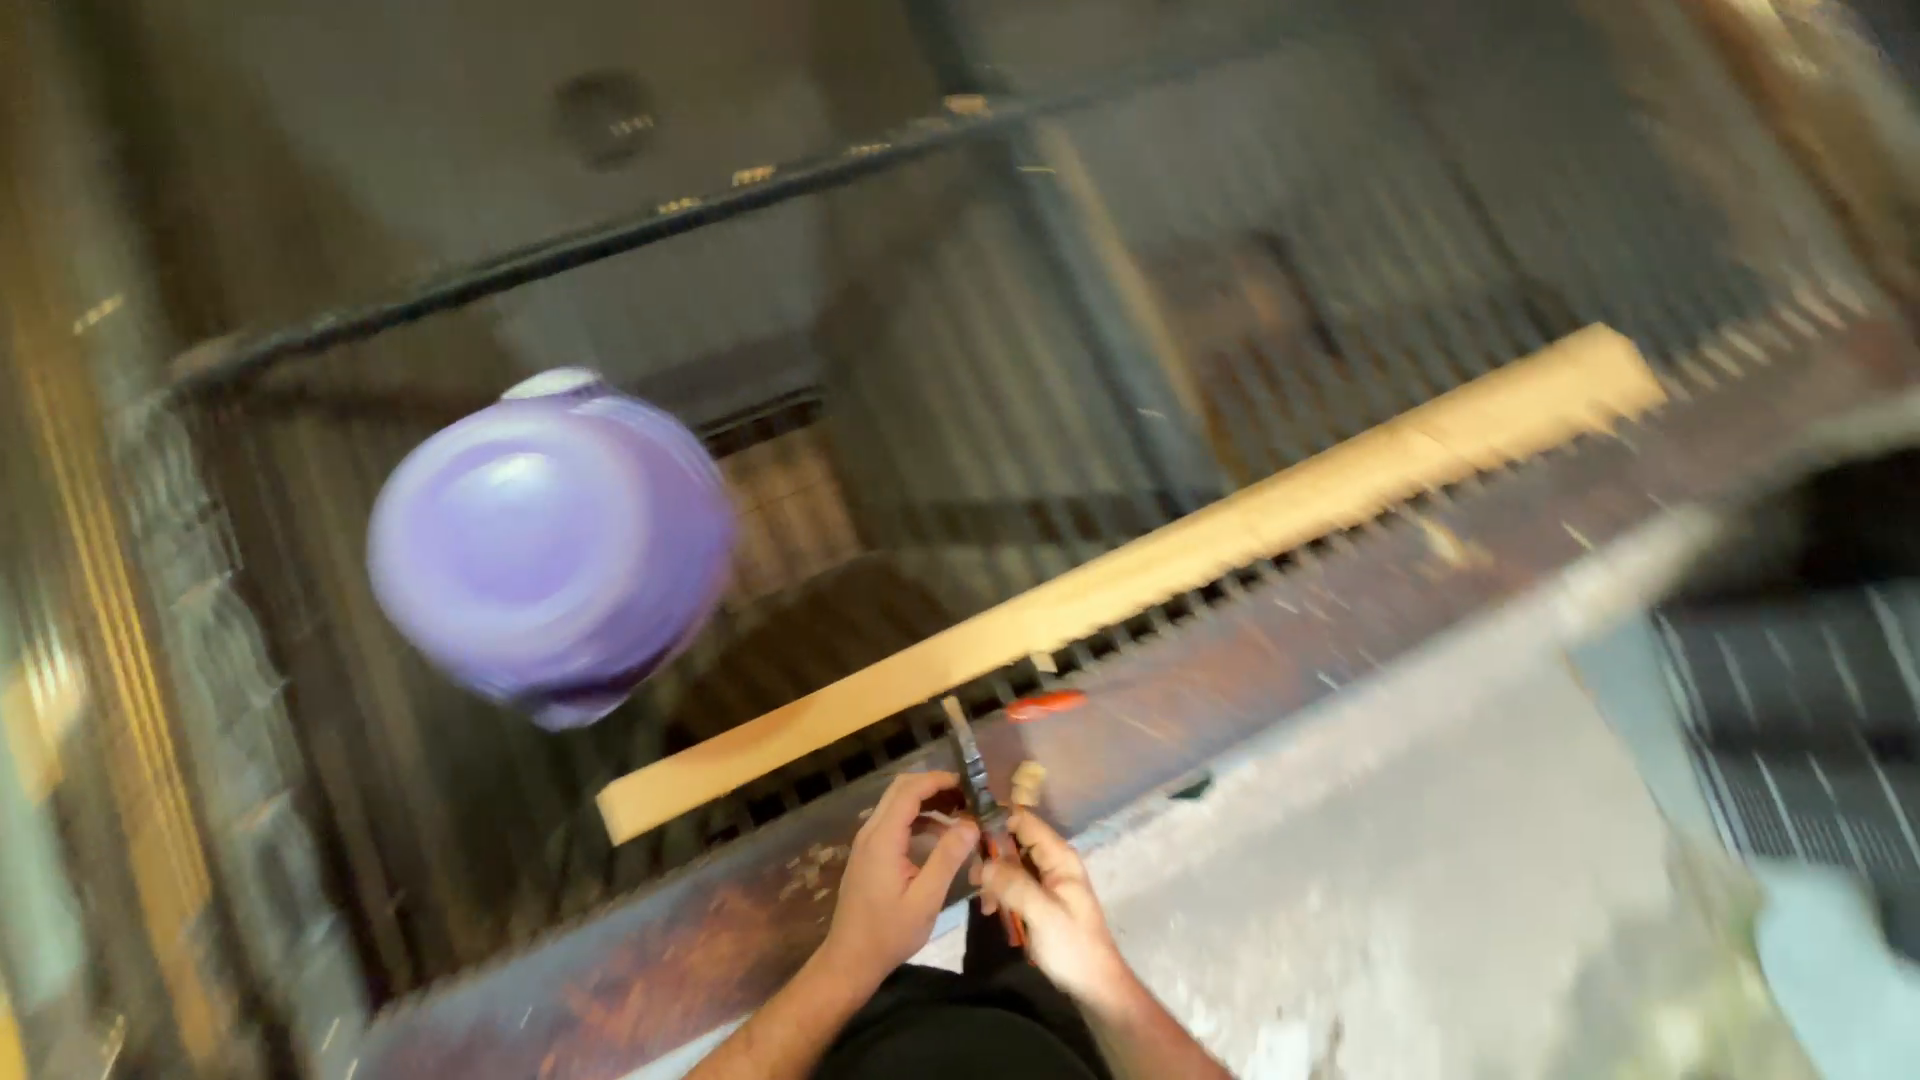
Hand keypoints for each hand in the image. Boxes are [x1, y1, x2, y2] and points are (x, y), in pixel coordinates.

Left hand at [822, 771, 978, 985]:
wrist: (850, 959)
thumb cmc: (889, 933)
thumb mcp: (925, 899)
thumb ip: (947, 858)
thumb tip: (972, 824)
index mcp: (883, 838)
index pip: (910, 790)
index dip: (939, 780)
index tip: (969, 784)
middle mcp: (871, 831)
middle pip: (901, 789)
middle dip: (935, 786)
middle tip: (967, 797)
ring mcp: (867, 841)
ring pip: (897, 803)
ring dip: (928, 802)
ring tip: (961, 815)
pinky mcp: (869, 853)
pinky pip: (894, 821)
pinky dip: (918, 818)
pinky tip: (940, 836)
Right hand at [975, 809, 1133, 1008]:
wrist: (1095, 986)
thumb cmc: (1072, 947)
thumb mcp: (1042, 914)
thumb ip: (1014, 885)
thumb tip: (984, 863)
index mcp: (1059, 856)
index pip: (1024, 820)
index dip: (996, 819)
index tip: (967, 829)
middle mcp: (1053, 861)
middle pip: (1014, 840)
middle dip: (991, 854)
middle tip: (973, 877)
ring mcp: (1047, 880)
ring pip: (1011, 863)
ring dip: (994, 878)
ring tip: (984, 901)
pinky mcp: (1040, 898)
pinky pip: (1014, 884)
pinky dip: (1000, 893)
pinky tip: (991, 911)